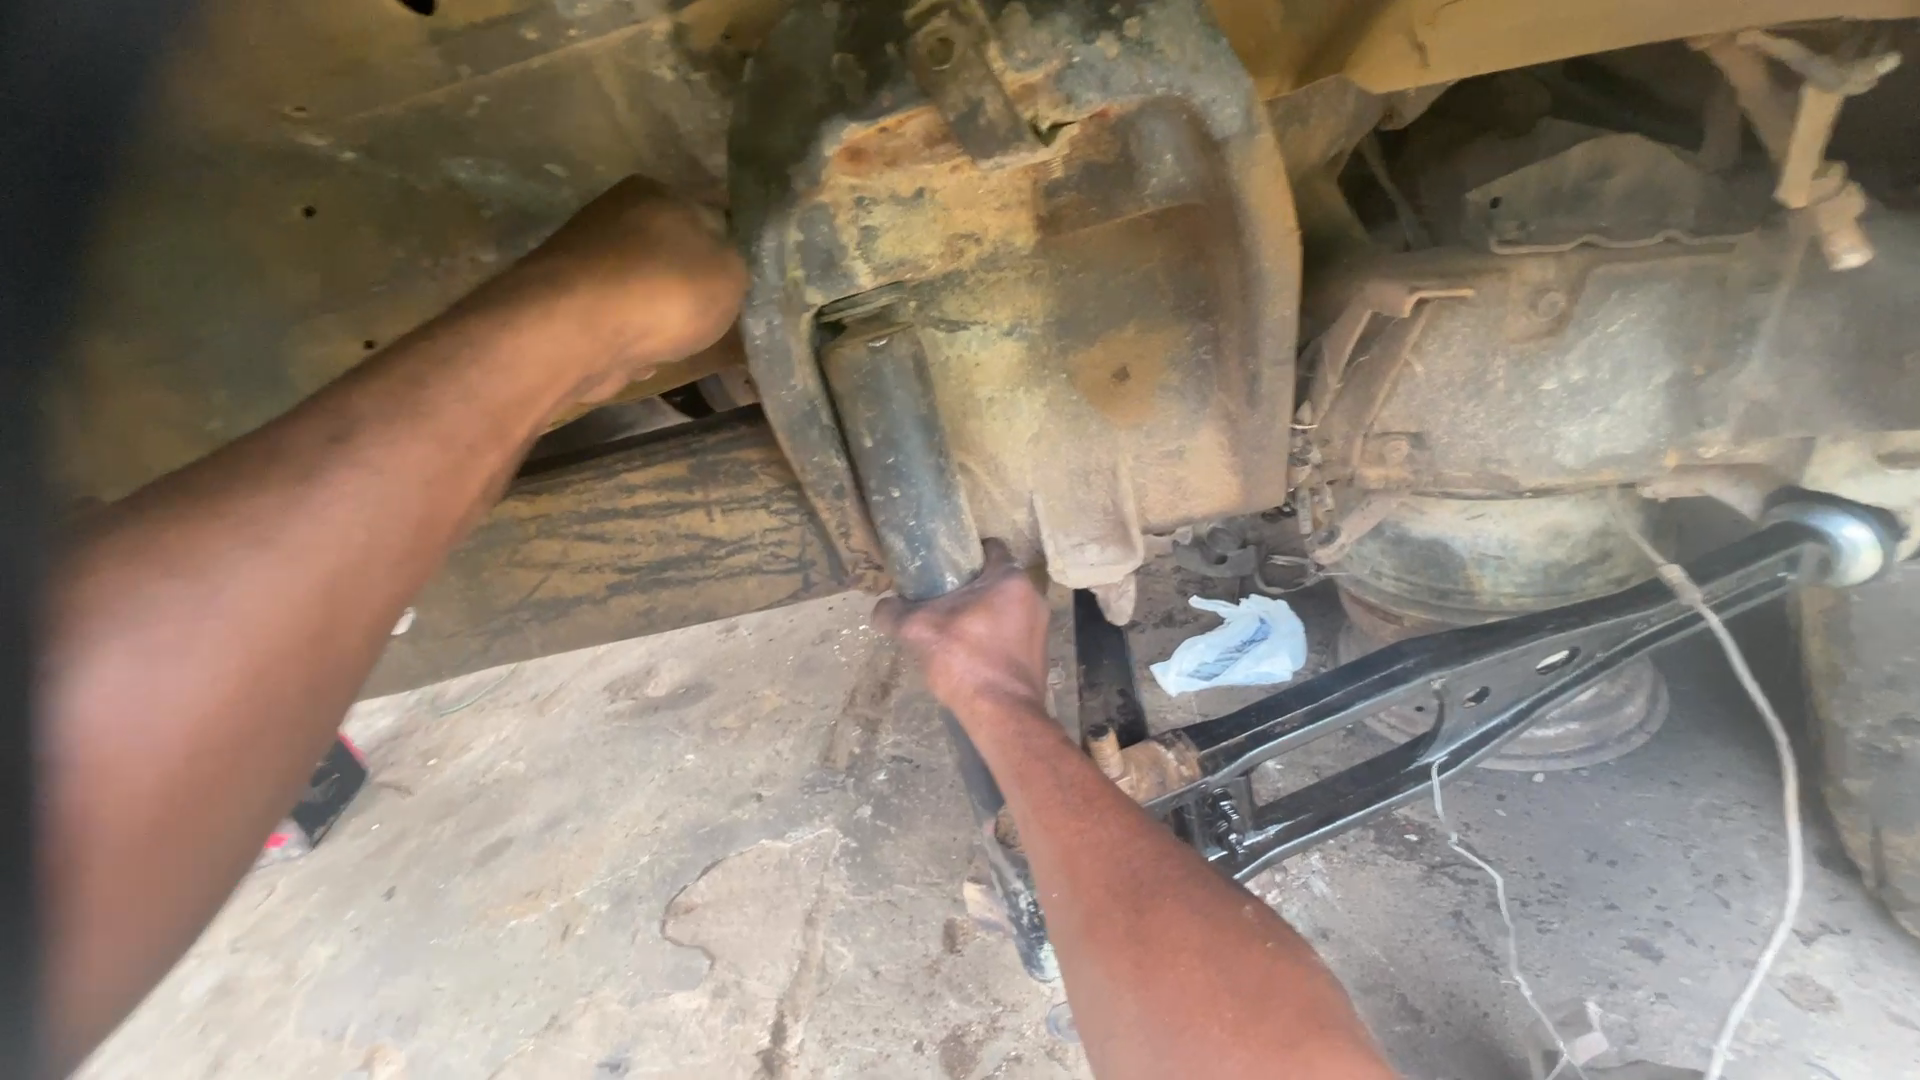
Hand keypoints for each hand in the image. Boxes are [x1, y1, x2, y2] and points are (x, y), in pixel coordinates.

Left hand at [474, 177, 748, 402]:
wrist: (579, 331)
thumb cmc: (667, 292)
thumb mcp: (732, 273)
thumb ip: (736, 263)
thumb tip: (723, 263)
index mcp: (657, 191)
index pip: (707, 217)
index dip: (728, 254)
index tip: (738, 289)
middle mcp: (616, 213)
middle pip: (673, 256)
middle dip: (691, 290)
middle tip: (711, 321)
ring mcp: (587, 257)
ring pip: (646, 291)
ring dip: (661, 319)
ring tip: (675, 345)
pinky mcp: (569, 300)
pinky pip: (619, 320)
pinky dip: (632, 338)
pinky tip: (640, 357)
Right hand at [873, 540, 1050, 720]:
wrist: (1002, 714)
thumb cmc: (965, 660)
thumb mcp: (918, 630)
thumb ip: (894, 613)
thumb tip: (881, 608)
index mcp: (1010, 579)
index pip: (991, 547)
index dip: (967, 551)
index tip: (945, 565)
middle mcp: (1033, 596)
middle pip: (996, 580)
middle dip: (971, 587)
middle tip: (941, 598)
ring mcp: (1040, 627)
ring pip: (1005, 608)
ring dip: (982, 613)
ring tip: (953, 627)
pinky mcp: (1039, 653)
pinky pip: (1012, 633)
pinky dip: (993, 636)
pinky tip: (970, 653)